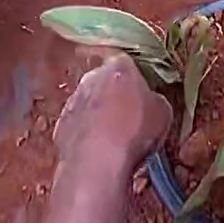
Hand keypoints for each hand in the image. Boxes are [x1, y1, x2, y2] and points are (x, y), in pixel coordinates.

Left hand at [52, 52, 171, 172]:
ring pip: (89, 103)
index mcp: (119, 66)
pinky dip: (85, 134)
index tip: (137, 88)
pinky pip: (77, 126)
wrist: (96, 163)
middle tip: (127, 115)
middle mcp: (92, 77)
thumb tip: (151, 103)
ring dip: (98, 115)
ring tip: (112, 138)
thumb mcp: (163, 113)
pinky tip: (96, 152)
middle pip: (104, 80)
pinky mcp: (61, 126)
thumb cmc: (134, 131)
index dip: (131, 74)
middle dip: (113, 94)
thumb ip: (155, 100)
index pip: (124, 60)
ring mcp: (73, 101)